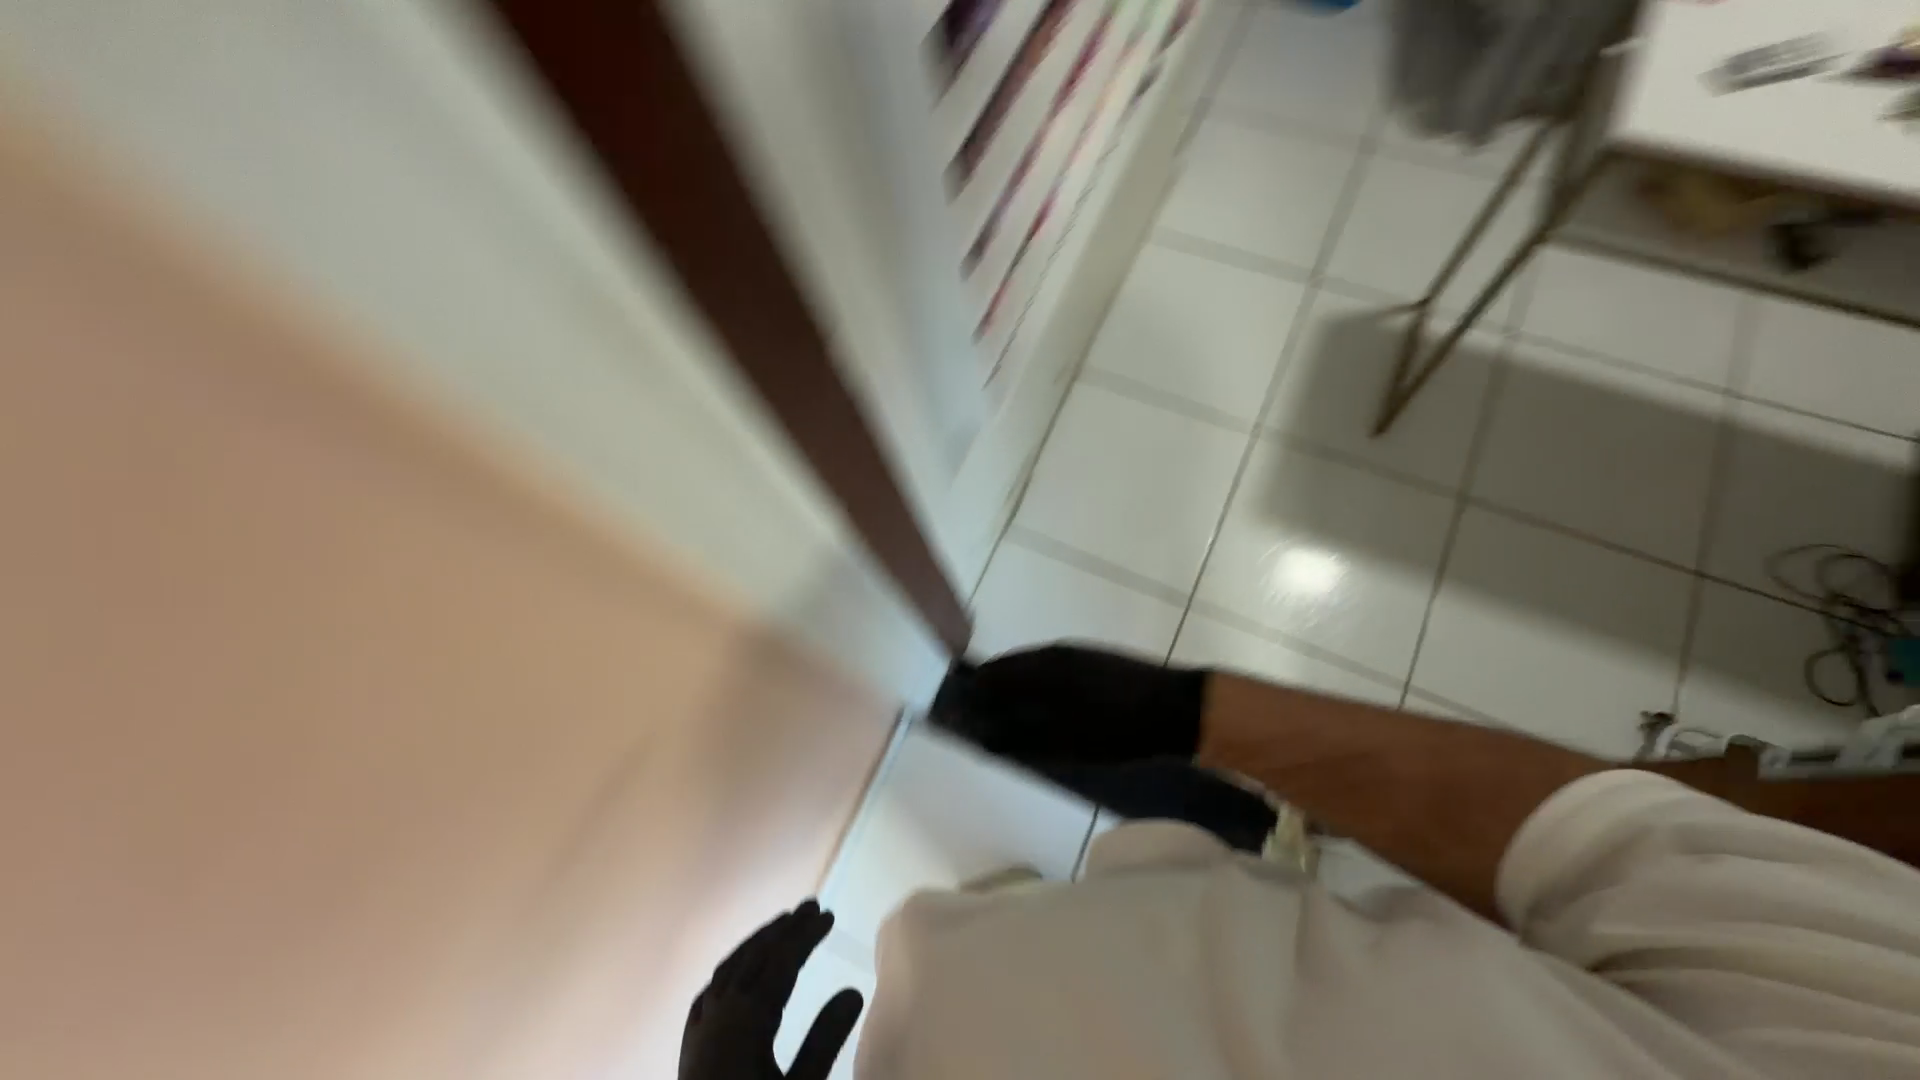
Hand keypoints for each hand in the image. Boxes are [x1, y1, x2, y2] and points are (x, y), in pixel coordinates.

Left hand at [679, 900, 863, 1079]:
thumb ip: (825, 1040)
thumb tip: (854, 990)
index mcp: (747, 1022)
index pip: (781, 963)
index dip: (805, 937)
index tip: (827, 915)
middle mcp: (719, 1015)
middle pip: (754, 958)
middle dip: (783, 930)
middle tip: (810, 907)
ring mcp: (699, 1031)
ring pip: (727, 970)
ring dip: (755, 944)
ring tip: (779, 927)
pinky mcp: (688, 1049)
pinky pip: (708, 993)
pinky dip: (728, 971)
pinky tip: (735, 974)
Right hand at [930, 644, 1206, 763]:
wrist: (1182, 710)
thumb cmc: (1121, 731)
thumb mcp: (1067, 744)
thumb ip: (1020, 738)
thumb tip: (980, 738)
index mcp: (1043, 668)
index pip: (990, 677)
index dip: (969, 697)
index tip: (954, 719)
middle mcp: (1054, 653)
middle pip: (1007, 670)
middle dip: (987, 695)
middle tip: (976, 725)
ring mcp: (1076, 654)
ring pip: (1029, 670)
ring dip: (1012, 692)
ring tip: (1005, 722)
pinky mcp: (1094, 662)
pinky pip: (1050, 672)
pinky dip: (1035, 689)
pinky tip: (1040, 711)